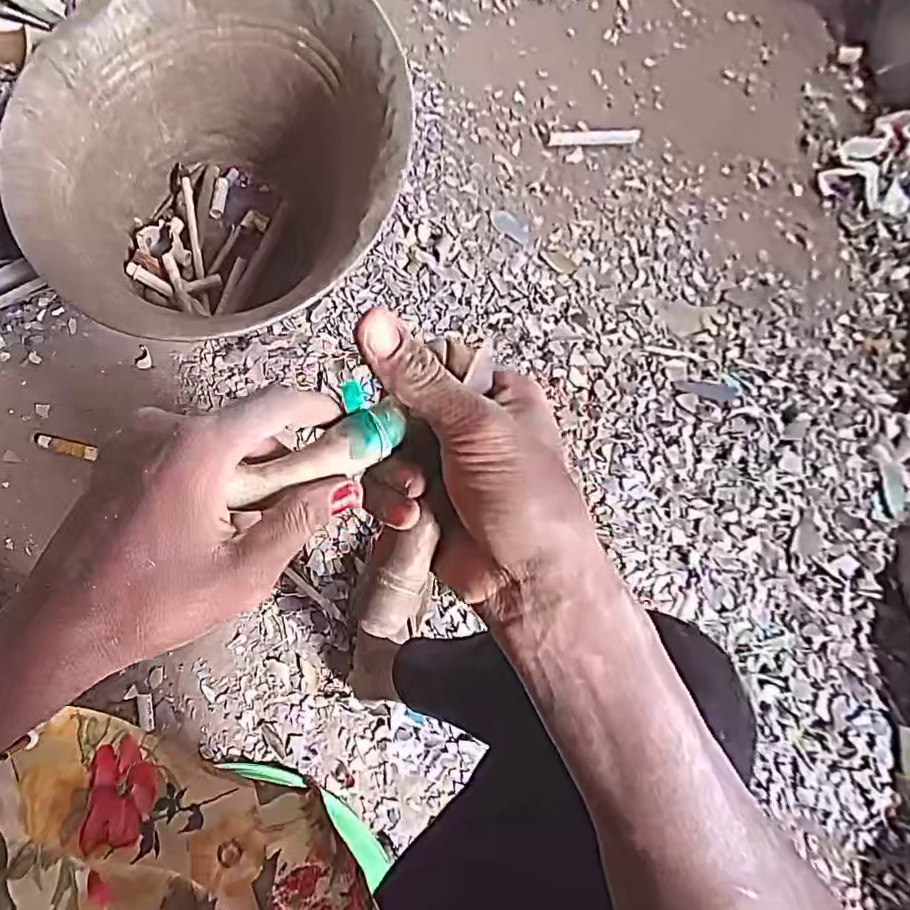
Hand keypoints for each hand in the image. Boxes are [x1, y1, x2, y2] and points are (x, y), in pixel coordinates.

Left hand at [5, 387, 361, 692]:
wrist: (67, 619)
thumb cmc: (143, 604)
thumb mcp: (241, 572)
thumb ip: (297, 522)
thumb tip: (337, 490)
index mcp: (195, 447)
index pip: (276, 404)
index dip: (317, 412)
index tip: (339, 425)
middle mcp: (160, 430)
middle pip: (243, 426)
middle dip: (279, 459)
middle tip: (302, 498)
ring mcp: (134, 442)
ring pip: (212, 441)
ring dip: (242, 472)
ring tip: (247, 527)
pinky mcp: (118, 459)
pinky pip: (180, 453)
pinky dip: (206, 476)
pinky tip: (207, 522)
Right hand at [353, 307, 607, 620]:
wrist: (528, 584)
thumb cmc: (532, 506)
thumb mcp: (475, 428)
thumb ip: (418, 379)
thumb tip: (377, 324)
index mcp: (489, 394)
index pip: (424, 365)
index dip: (399, 384)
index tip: (390, 405)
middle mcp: (458, 427)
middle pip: (391, 412)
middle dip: (390, 442)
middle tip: (409, 461)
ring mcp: (435, 466)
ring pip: (378, 454)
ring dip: (391, 478)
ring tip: (419, 496)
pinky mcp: (415, 501)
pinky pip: (378, 489)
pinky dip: (389, 503)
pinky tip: (412, 517)